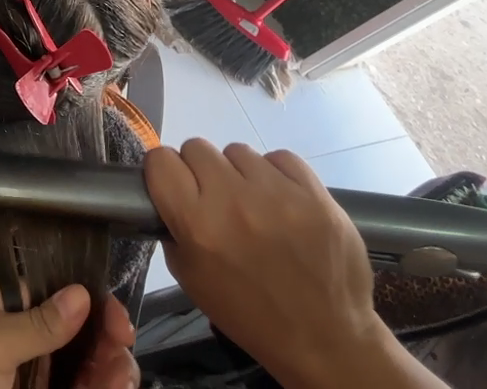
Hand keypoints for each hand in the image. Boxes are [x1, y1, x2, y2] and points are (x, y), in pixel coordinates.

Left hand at [0, 280, 138, 388]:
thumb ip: (41, 324)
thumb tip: (82, 292)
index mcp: (9, 304)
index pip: (62, 296)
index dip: (96, 309)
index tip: (122, 328)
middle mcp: (21, 334)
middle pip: (77, 337)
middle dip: (107, 351)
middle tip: (121, 367)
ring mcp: (25, 369)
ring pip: (76, 369)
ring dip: (103, 375)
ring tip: (117, 381)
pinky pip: (64, 386)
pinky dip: (86, 387)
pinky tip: (102, 387)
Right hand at [144, 140, 435, 388]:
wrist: (325, 339)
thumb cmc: (247, 311)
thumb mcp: (188, 275)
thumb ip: (172, 224)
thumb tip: (169, 191)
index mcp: (198, 224)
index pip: (161, 160)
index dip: (165, 172)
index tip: (176, 187)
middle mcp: (234, 201)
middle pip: (197, 148)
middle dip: (201, 171)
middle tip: (216, 199)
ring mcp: (279, 195)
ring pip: (238, 151)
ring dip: (239, 173)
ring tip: (254, 204)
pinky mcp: (316, 195)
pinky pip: (281, 157)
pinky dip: (276, 174)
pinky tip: (282, 201)